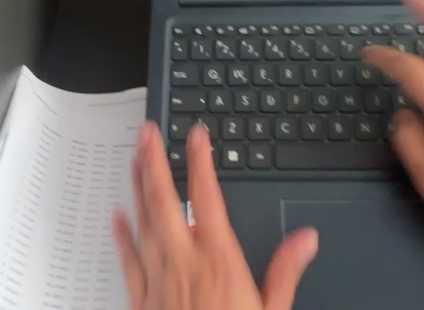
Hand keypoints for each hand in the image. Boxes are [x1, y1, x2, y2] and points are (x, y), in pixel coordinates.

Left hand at [112, 119, 318, 309]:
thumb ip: (285, 271)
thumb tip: (307, 238)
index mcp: (218, 260)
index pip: (206, 196)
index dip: (199, 160)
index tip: (196, 135)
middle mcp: (183, 263)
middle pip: (162, 200)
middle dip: (153, 161)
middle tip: (147, 131)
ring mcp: (158, 282)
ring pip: (142, 222)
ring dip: (136, 186)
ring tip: (134, 156)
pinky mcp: (141, 303)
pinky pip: (128, 262)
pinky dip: (121, 236)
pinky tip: (116, 215)